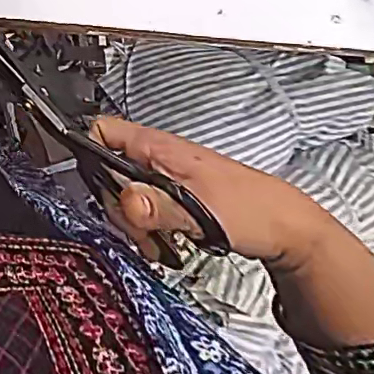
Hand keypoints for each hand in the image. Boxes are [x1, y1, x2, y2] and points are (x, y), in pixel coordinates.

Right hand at [90, 116, 342, 271]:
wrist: (285, 226)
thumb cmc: (251, 209)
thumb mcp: (199, 209)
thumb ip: (157, 205)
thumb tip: (125, 200)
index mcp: (156, 146)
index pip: (101, 131)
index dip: (89, 154)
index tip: (98, 189)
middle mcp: (156, 156)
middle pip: (108, 170)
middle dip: (116, 205)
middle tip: (137, 229)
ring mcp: (164, 175)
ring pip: (126, 193)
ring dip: (134, 223)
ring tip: (156, 242)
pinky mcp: (173, 194)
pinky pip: (144, 207)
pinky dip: (148, 228)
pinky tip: (165, 242)